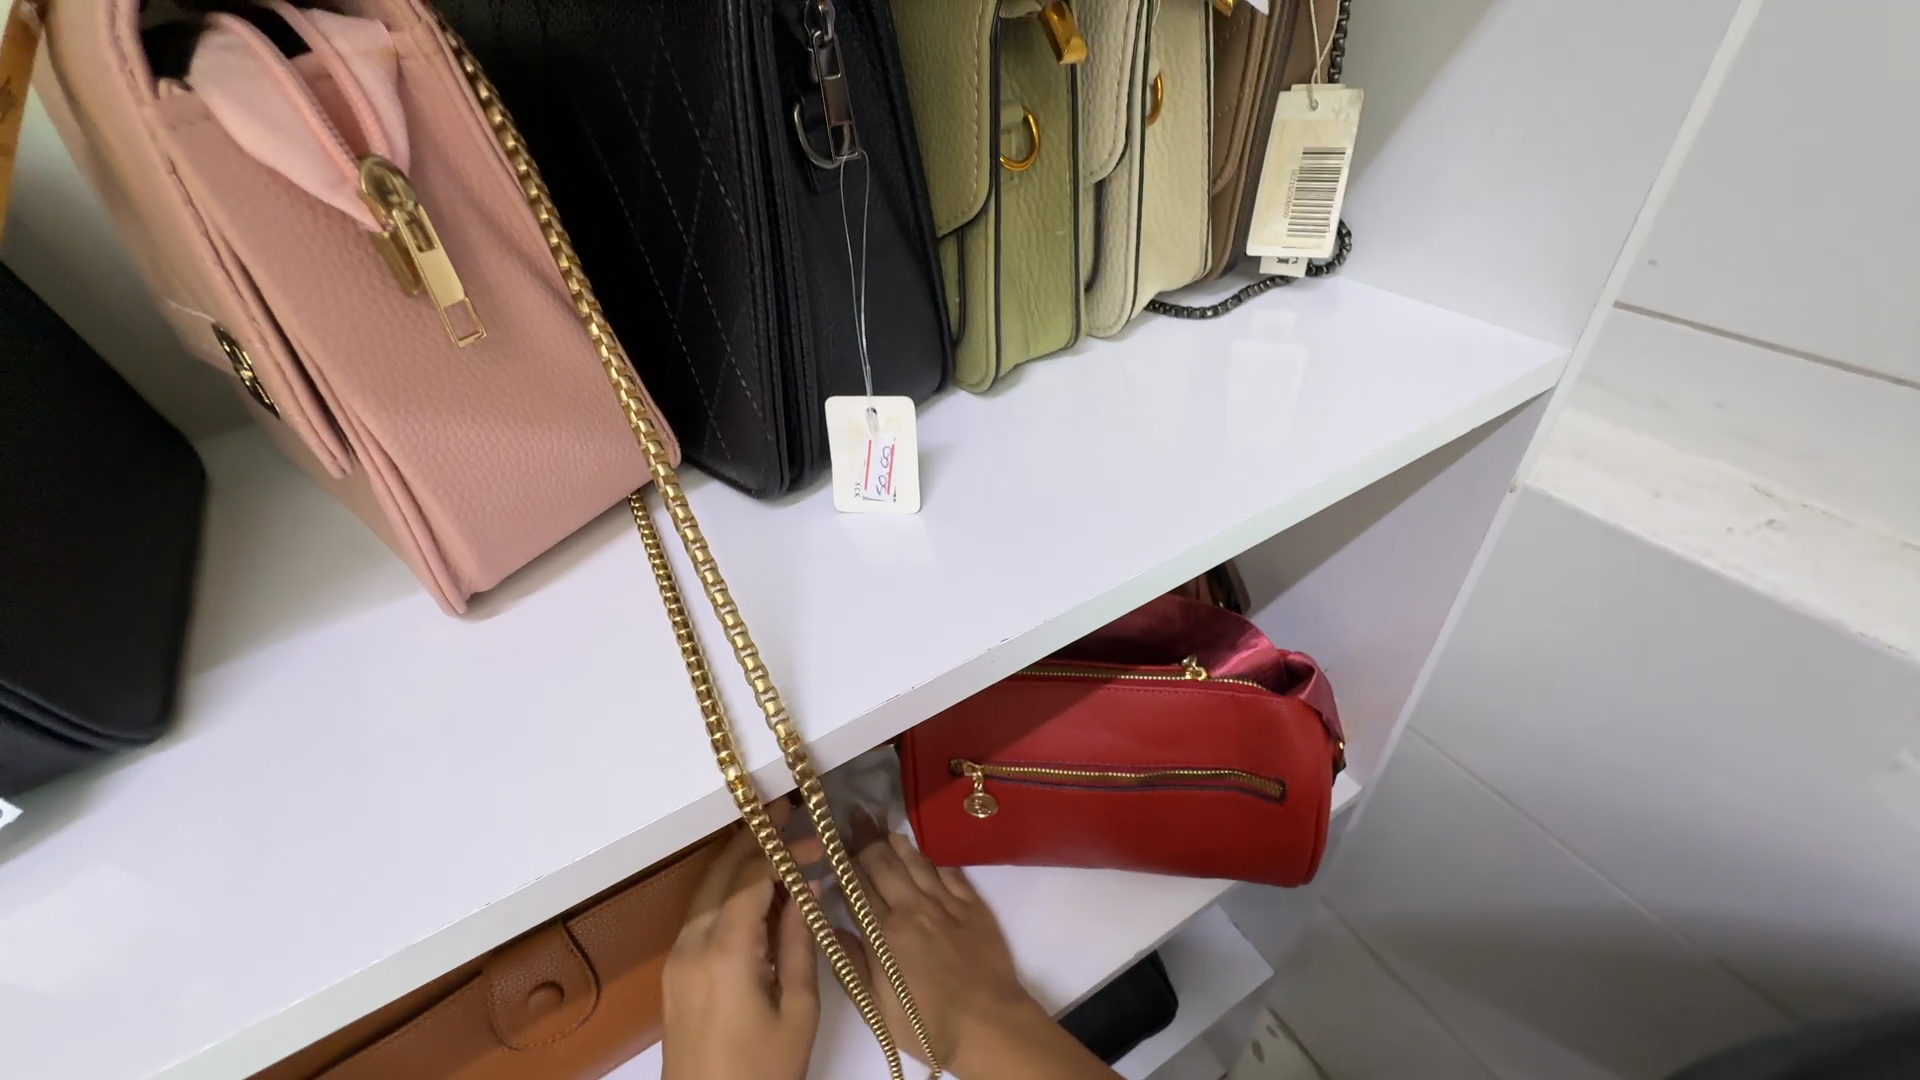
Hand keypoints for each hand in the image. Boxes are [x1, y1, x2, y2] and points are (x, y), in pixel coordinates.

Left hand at [662, 806, 820, 1079]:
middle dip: (755, 837)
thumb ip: (800, 941)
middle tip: (786, 810)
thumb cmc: (763, 1070)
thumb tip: (806, 888)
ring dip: (741, 861)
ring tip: (775, 838)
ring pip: (708, 889)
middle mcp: (693, 944)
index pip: (754, 875)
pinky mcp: (675, 972)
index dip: (786, 850)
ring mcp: (678, 958)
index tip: (819, 841)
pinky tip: (758, 890)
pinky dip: (730, 890)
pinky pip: (703, 914)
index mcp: (726, 951)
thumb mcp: (798, 1010)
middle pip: (722, 871)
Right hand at [846, 823, 1034, 1070]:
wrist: (988, 1023)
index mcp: (884, 934)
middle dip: (866, 840)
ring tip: (884, 822)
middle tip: (855, 815)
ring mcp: (944, 903)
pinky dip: (933, 858)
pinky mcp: (971, 904)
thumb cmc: (928, 1025)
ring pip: (915, 863)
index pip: (858, 889)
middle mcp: (912, 909)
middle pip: (884, 866)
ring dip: (897, 842)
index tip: (834, 843)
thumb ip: (852, 966)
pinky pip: (949, 872)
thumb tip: (830, 929)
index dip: (845, 864)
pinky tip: (924, 850)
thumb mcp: (877, 1009)